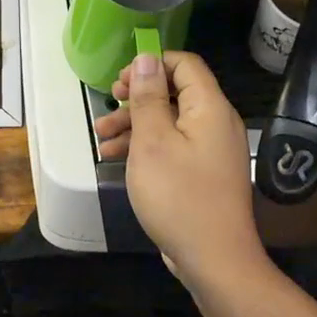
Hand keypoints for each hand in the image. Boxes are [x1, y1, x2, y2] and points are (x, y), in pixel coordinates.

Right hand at [93, 52, 266, 285]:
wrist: (214, 258)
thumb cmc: (178, 195)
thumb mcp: (152, 142)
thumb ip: (148, 97)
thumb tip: (146, 58)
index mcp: (209, 107)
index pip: (184, 64)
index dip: (151, 65)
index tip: (120, 83)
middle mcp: (216, 123)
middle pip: (174, 93)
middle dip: (136, 98)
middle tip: (107, 106)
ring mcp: (211, 150)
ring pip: (169, 122)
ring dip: (134, 125)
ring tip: (101, 138)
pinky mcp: (204, 173)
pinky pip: (174, 147)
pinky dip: (146, 147)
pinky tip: (115, 159)